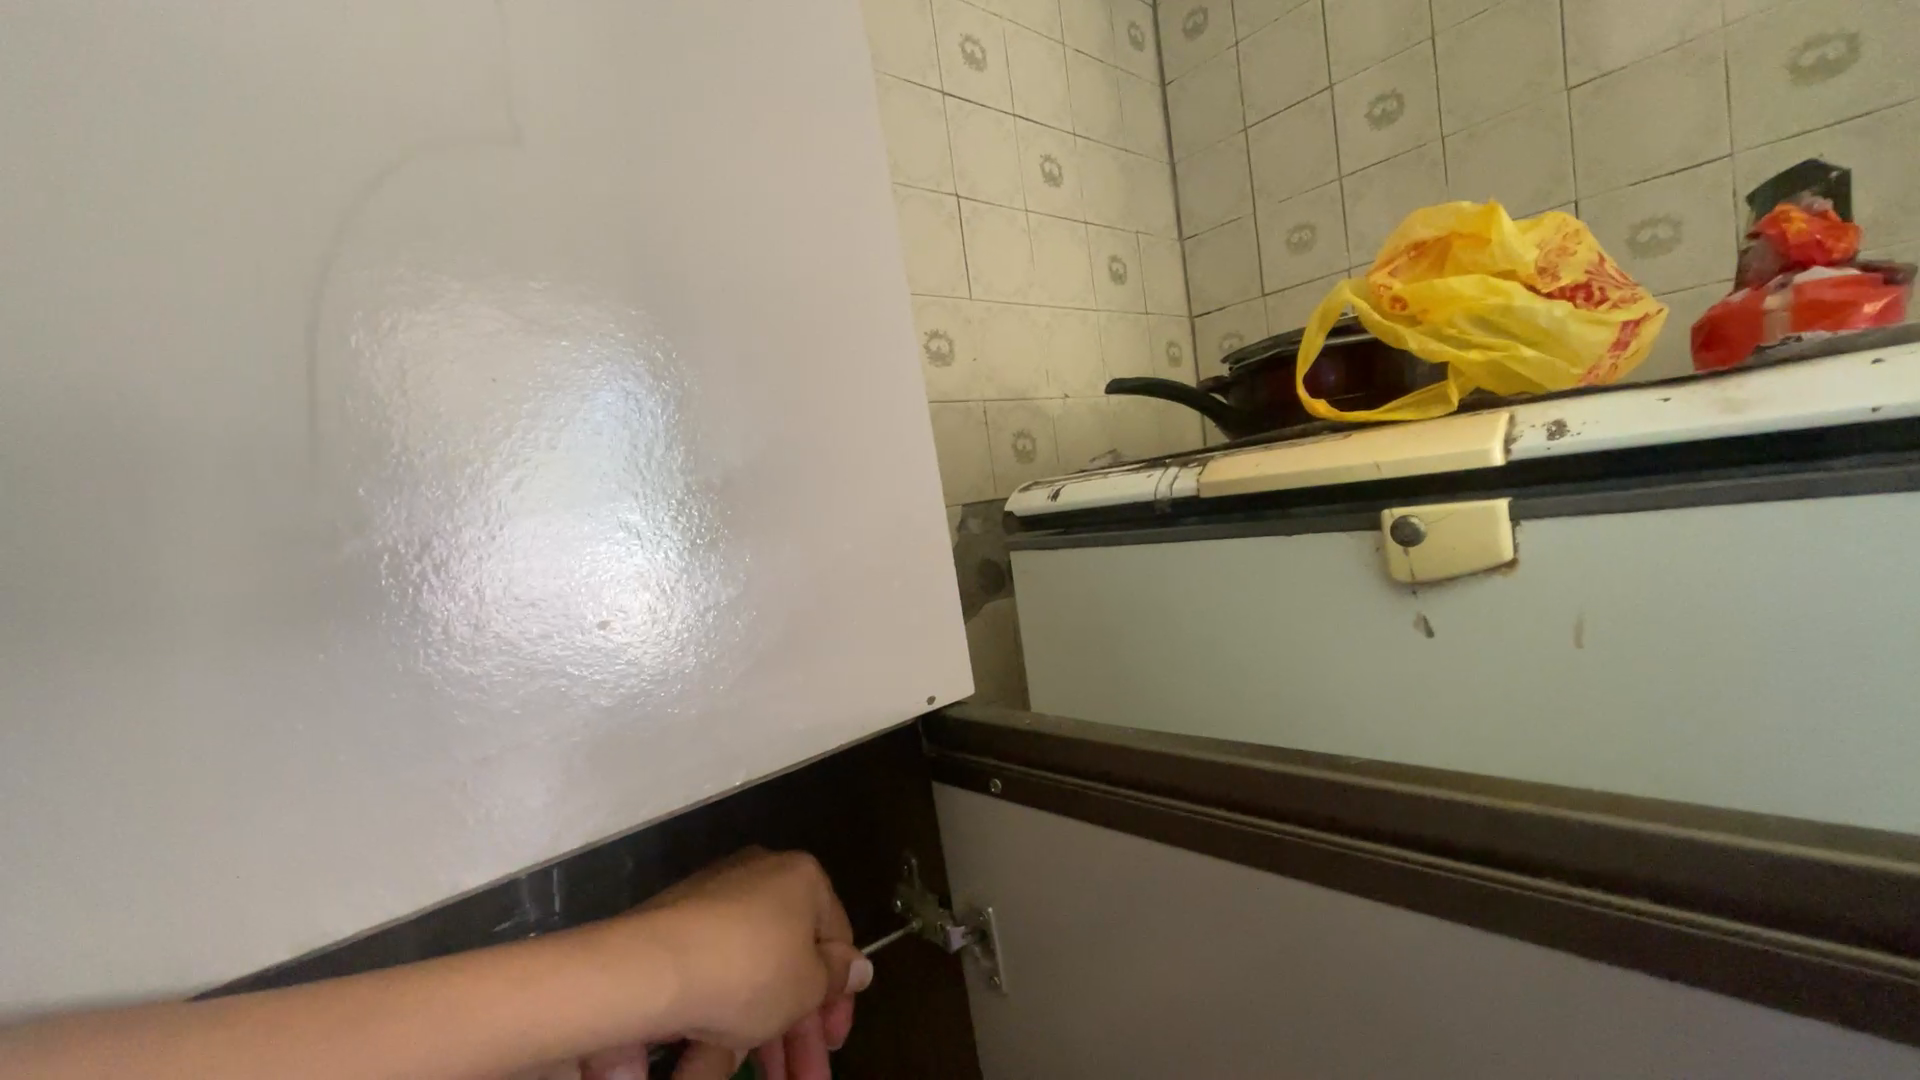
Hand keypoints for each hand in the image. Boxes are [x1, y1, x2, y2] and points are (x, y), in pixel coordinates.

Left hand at [623, 849, 869, 1079]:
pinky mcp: (673, 928)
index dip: (839, 996)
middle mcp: (760, 879)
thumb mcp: (809, 986)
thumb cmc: (750, 970)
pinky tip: (706, 1071)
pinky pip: (710, 978)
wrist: (649, 967)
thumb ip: (836, 978)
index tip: (834, 1044)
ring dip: (759, 1038)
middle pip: (790, 962)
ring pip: (748, 976)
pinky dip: (716, 1022)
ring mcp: (713, 902)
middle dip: (799, 1031)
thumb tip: (860, 967)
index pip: (835, 936)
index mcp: (802, 879)